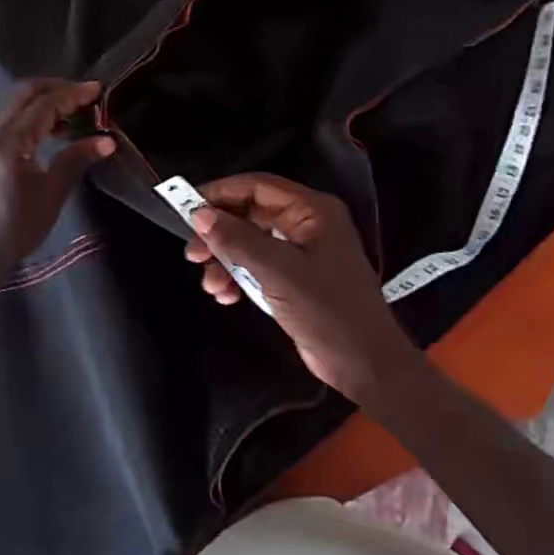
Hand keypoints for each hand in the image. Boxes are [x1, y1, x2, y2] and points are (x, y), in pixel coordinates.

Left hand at [0, 79, 114, 266]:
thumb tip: (108, 140)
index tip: (98, 90)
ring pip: (20, 103)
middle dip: (58, 87)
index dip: (72, 93)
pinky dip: (38, 114)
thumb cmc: (19, 226)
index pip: (44, 104)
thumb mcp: (52, 193)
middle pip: (27, 93)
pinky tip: (59, 129)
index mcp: (11, 141)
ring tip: (78, 110)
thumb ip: (77, 159)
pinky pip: (16, 118)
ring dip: (48, 99)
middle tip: (87, 94)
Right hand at [185, 173, 416, 401]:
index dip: (221, 193)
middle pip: (249, 215)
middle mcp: (305, 224)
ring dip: (224, 261)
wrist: (366, 368)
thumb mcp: (279, 272)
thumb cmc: (328, 311)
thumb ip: (237, 240)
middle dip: (218, 234)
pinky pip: (255, 266)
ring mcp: (299, 252)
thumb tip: (199, 215)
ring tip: (211, 285)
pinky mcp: (293, 278)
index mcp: (312, 211)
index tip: (187, 207)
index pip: (258, 186)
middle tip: (192, 253)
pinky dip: (236, 277)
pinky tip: (225, 296)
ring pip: (247, 242)